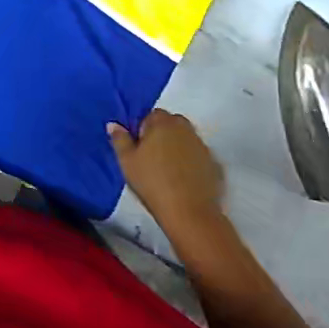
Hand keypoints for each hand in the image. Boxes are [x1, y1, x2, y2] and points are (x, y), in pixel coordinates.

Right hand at [108, 109, 224, 232]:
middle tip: (151, 154)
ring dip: (177, 146)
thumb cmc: (152, 182)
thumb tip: (114, 124)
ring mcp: (203, 147)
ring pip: (186, 139)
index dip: (144, 127)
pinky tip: (183, 178)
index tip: (138, 145)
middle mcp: (185, 130)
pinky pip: (198, 156)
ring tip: (166, 168)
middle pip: (173, 123)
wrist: (189, 212)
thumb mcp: (127, 161)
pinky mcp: (214, 165)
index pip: (152, 114)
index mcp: (163, 124)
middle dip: (162, 133)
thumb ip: (120, 139)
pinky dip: (191, 161)